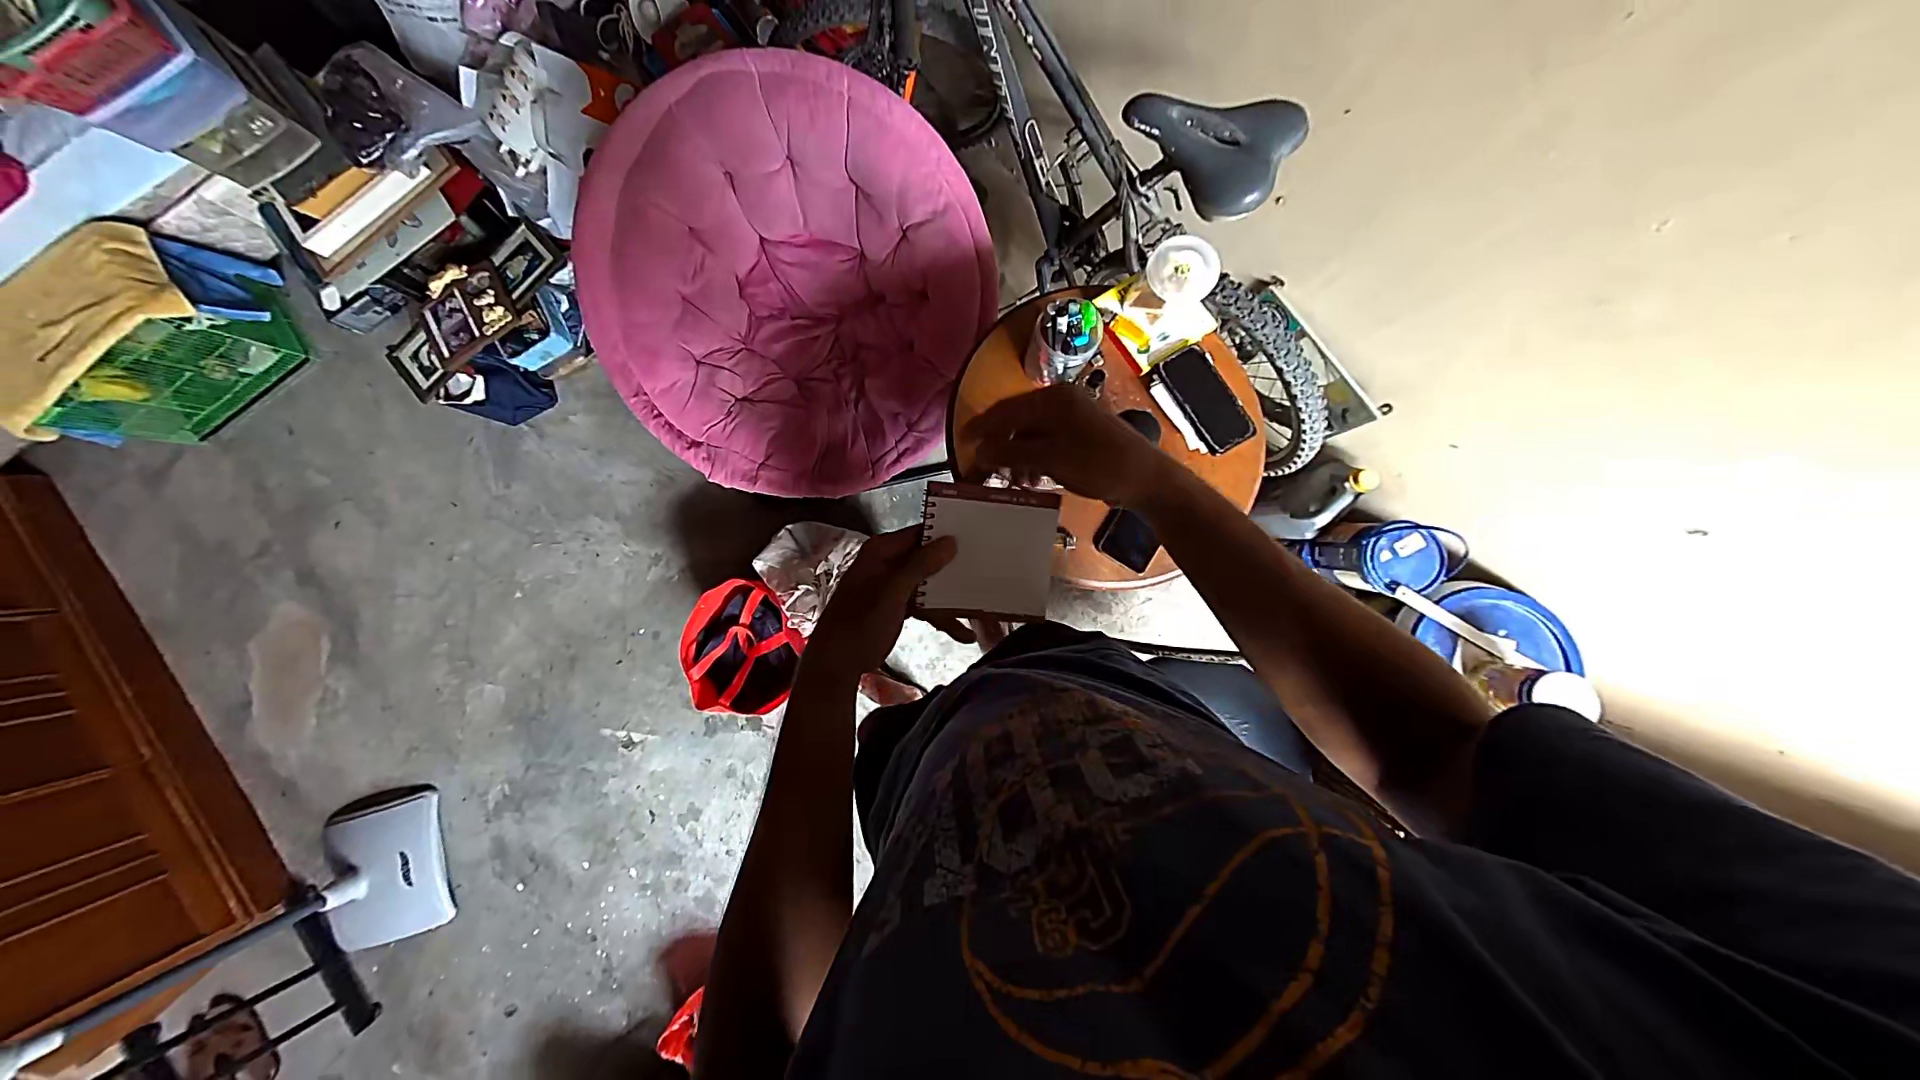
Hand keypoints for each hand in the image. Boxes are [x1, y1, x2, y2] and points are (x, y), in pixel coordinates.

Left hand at [808, 528, 971, 675]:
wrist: (836, 663)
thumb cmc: (859, 623)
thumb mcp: (892, 592)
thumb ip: (920, 565)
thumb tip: (950, 541)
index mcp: (881, 551)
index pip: (919, 533)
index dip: (945, 533)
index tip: (977, 536)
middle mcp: (888, 563)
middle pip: (927, 558)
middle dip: (953, 567)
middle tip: (987, 568)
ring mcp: (893, 586)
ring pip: (929, 584)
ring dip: (950, 597)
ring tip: (980, 605)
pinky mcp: (897, 607)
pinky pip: (924, 605)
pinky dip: (941, 616)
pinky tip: (963, 633)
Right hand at [963, 385, 1178, 507]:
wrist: (1144, 479)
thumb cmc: (1099, 463)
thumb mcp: (1050, 459)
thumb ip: (1010, 453)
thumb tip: (978, 450)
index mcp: (1053, 399)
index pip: (1005, 410)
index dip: (981, 427)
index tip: (962, 442)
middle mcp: (1060, 401)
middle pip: (1016, 422)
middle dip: (1000, 447)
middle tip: (985, 471)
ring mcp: (1071, 418)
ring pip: (1030, 435)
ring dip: (1017, 457)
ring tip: (1012, 480)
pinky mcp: (1079, 435)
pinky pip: (1045, 443)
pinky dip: (1034, 460)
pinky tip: (1032, 479)